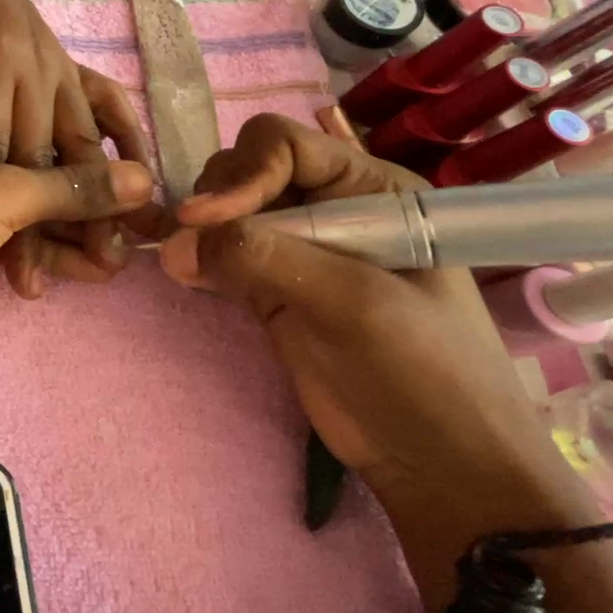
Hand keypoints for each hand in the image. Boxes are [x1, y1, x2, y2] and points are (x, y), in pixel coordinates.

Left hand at [0, 0, 150, 286]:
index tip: (5, 248)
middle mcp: (28, 60)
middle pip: (44, 148)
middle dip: (50, 214)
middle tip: (54, 273)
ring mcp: (53, 60)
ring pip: (80, 136)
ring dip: (92, 195)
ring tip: (105, 254)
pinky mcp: (63, 62)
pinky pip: (102, 105)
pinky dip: (122, 143)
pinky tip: (139, 182)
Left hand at [0, 92, 151, 331]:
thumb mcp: (2, 194)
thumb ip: (72, 186)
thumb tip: (144, 183)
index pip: (41, 119)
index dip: (93, 164)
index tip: (131, 203)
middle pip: (35, 160)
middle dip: (81, 209)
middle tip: (119, 247)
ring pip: (17, 193)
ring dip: (59, 233)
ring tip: (102, 270)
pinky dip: (25, 242)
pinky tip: (60, 273)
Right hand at [156, 116, 582, 537]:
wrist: (439, 466)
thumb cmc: (423, 375)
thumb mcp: (353, 304)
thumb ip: (265, 258)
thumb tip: (172, 242)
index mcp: (372, 190)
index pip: (283, 145)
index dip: (242, 174)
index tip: (205, 220)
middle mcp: (333, 205)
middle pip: (246, 168)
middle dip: (214, 199)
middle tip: (196, 246)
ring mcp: (300, 247)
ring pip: (225, 208)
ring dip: (198, 228)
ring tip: (187, 264)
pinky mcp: (271, 285)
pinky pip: (219, 250)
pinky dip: (194, 254)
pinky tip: (183, 271)